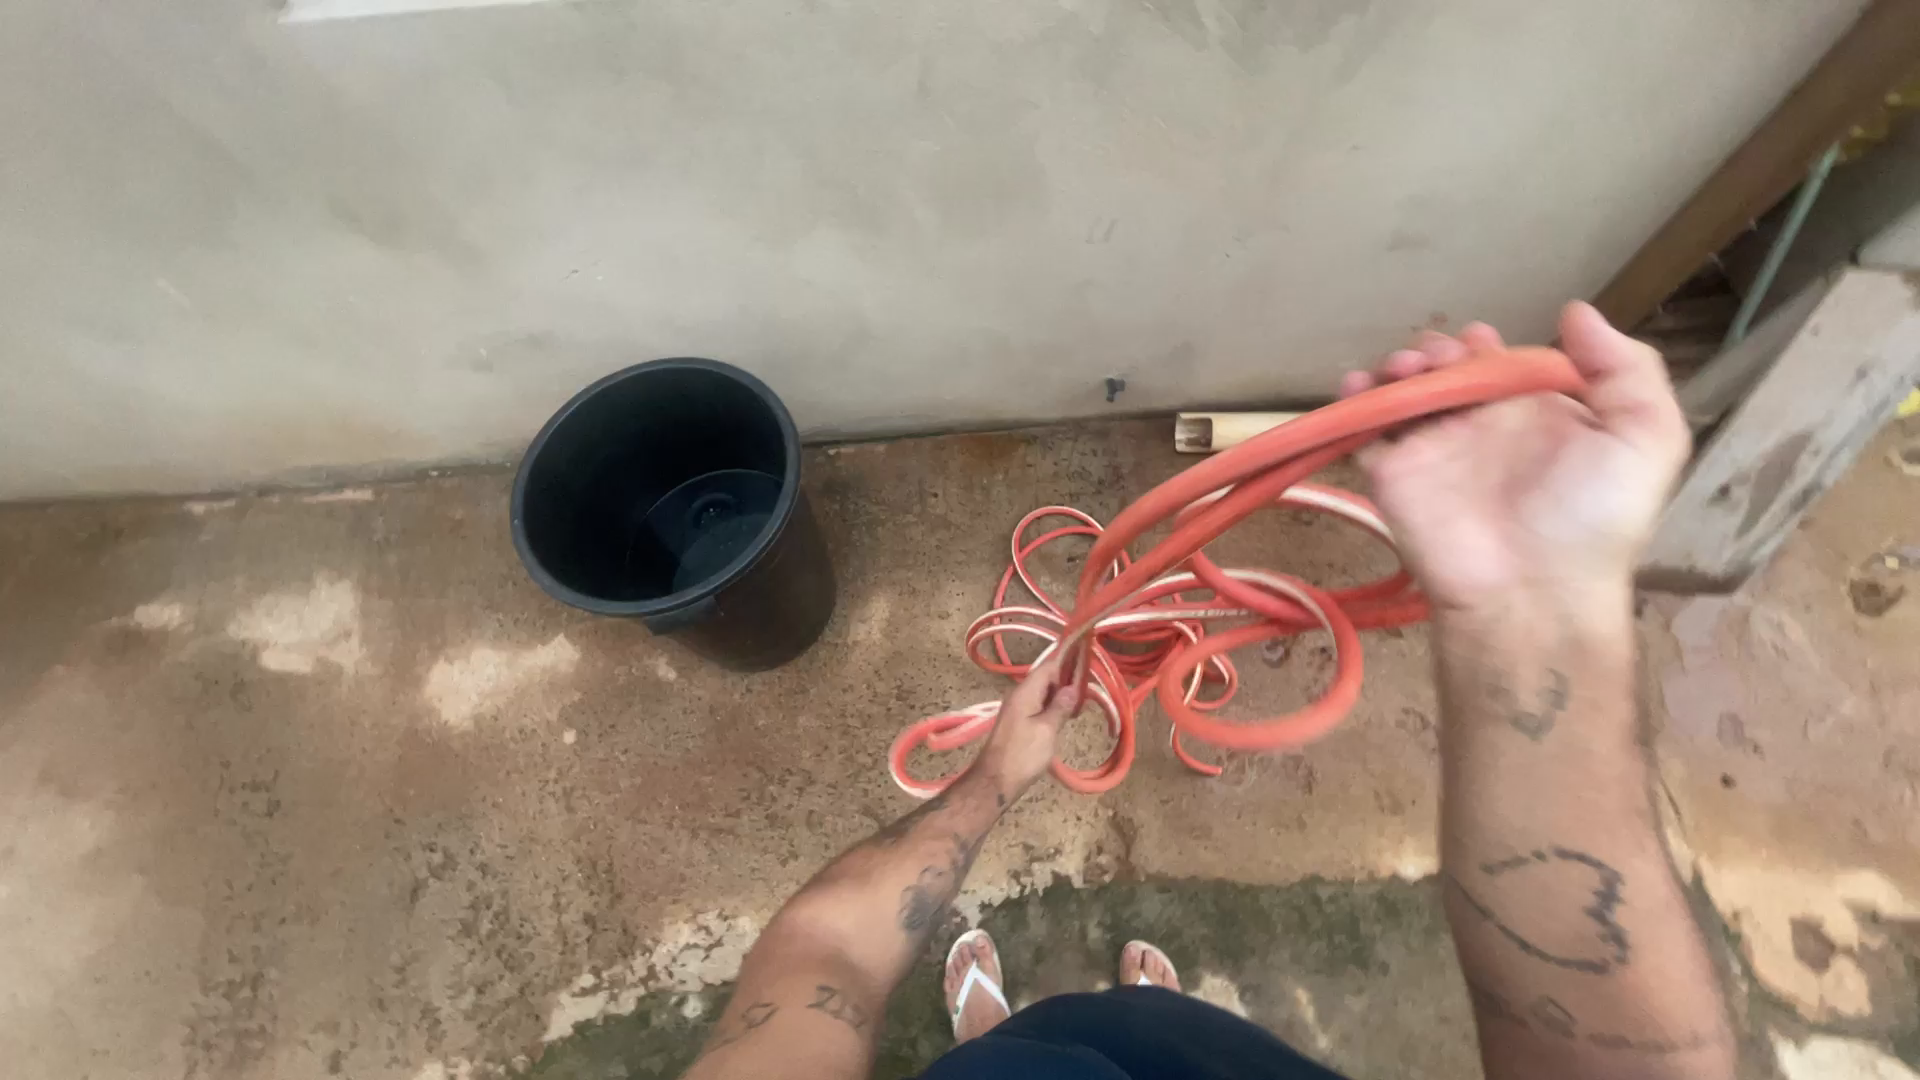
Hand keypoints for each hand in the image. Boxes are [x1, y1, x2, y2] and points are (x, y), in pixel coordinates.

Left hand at [971, 652, 1081, 795]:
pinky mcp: (1019, 723)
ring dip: (1061, 695)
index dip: (1067, 662)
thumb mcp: (1047, 730)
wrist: (996, 780)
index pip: (1048, 666)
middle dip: (1067, 680)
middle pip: (1046, 678)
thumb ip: (1060, 707)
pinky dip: (1053, 707)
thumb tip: (1072, 687)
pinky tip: (1066, 716)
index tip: (1087, 662)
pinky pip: (1039, 706)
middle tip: (1090, 688)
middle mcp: (1020, 695)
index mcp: (1025, 692)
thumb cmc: (1023, 754)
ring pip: (1043, 693)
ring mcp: (1018, 709)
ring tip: (1083, 702)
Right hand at [1340, 302, 1688, 615]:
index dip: (1482, 344)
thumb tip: (1572, 311)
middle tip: (1435, 358)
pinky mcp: (1390, 472)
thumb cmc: (1592, 516)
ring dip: (1395, 370)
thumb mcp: (1645, 437)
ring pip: (1400, 395)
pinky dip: (1351, 406)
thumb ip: (1623, 369)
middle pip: (1442, 373)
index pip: (1497, 363)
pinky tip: (1356, 386)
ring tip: (1402, 367)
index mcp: (1530, 412)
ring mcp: (1428, 448)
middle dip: (1433, 352)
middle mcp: (1475, 426)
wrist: (1529, 587)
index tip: (1477, 340)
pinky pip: (1362, 432)